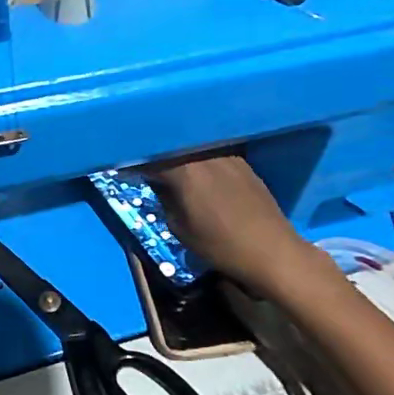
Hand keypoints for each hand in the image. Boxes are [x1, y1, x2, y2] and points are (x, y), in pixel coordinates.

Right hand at [150, 152, 331, 300]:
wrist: (271, 249)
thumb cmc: (220, 244)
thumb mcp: (180, 228)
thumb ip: (164, 199)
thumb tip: (157, 184)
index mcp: (184, 169)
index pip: (150, 157)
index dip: (133, 161)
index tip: (123, 167)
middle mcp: (204, 154)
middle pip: (172, 145)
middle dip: (156, 152)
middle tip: (145, 165)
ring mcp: (226, 154)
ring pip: (193, 146)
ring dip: (178, 153)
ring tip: (170, 166)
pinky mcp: (242, 161)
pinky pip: (211, 153)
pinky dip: (199, 159)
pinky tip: (198, 172)